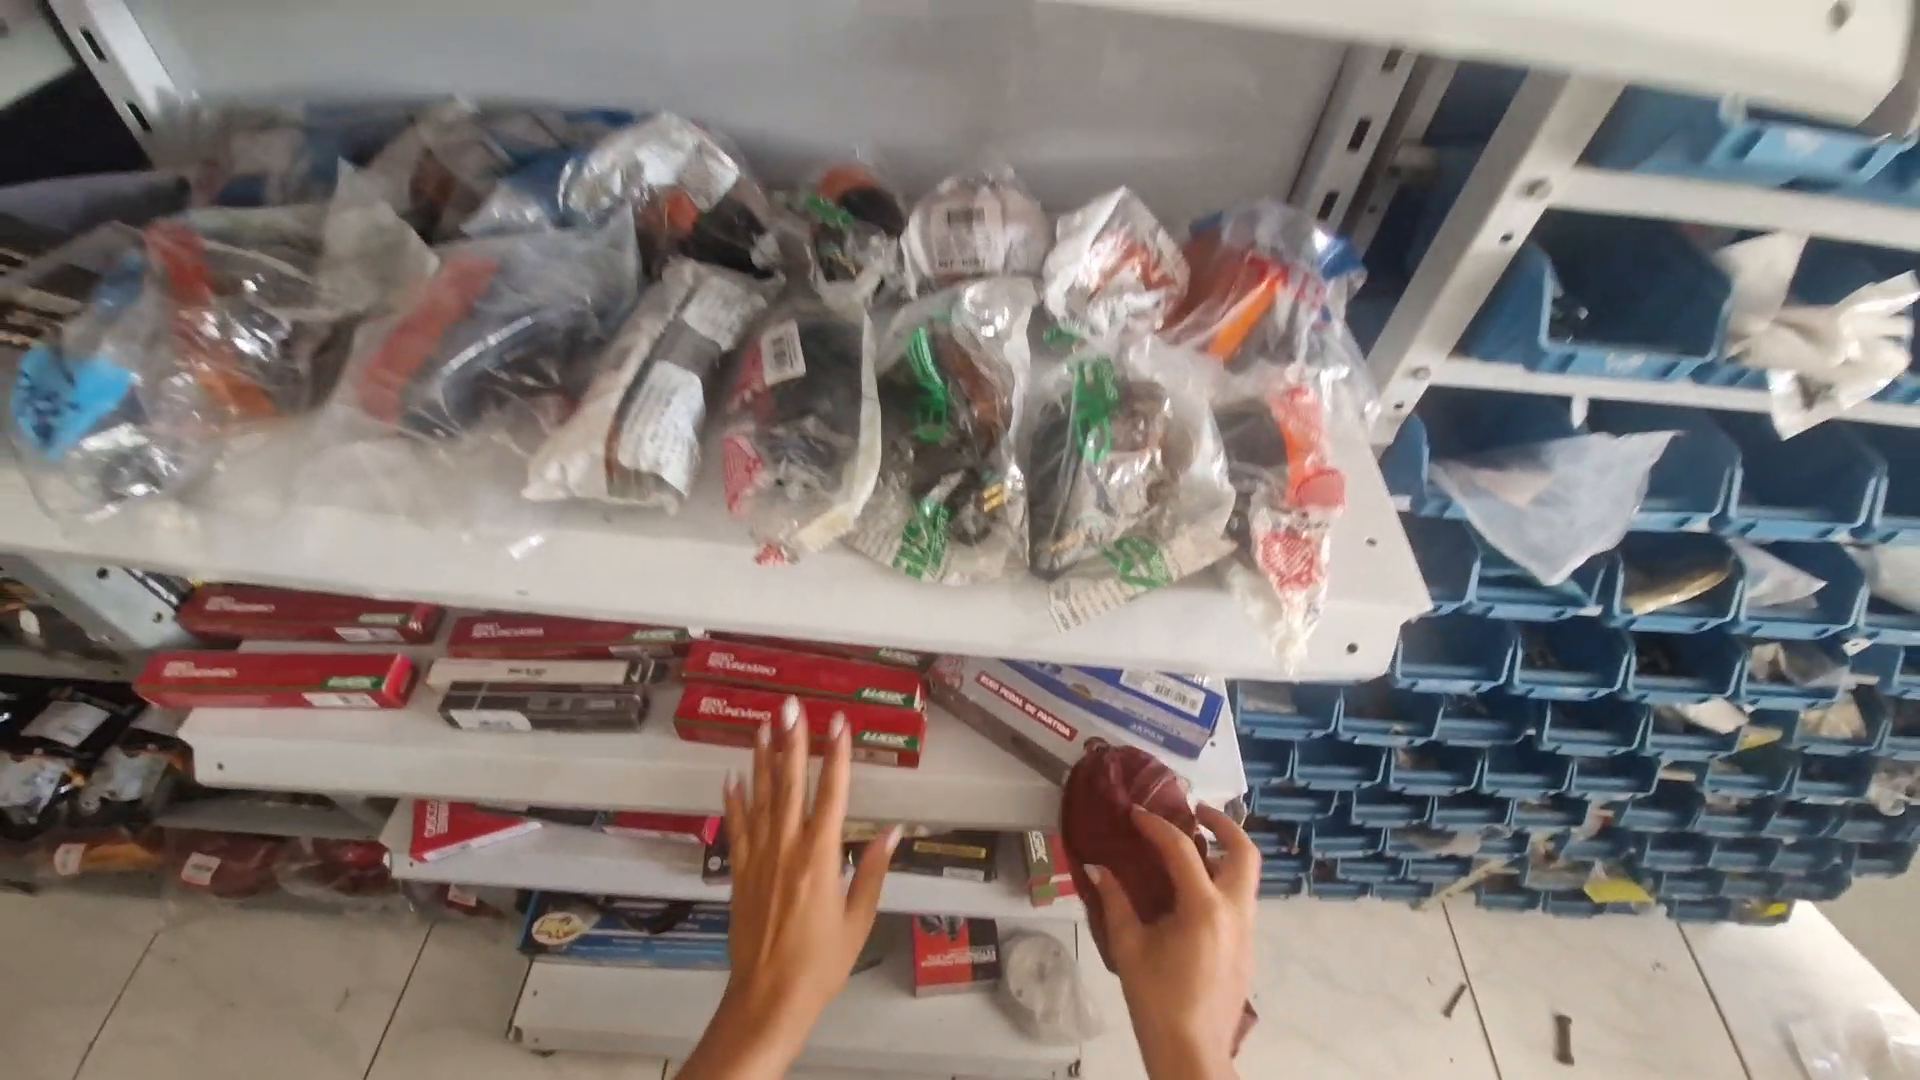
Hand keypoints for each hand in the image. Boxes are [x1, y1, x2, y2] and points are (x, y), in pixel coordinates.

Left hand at [677, 696, 898, 1079]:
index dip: (836, 755)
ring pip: (760, 797)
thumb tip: (894, 831)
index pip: (832, 794)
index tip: (839, 722)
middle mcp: (786, 847)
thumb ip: (872, 870)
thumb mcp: (858, 919)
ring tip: (763, 724)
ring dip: (762, 758)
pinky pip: (736, 827)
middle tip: (790, 705)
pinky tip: (732, 774)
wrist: (767, 999)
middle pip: (789, 784)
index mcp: (820, 857)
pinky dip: (734, 799)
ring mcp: (758, 857)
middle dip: (792, 741)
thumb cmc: (821, 962)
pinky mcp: (739, 871)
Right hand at [1083, 804, 1258, 1079]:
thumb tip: (1094, 868)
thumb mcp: (1128, 946)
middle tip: (1195, 812)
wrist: (1192, 1053)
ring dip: (1224, 853)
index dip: (1156, 825)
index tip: (1136, 812)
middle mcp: (1234, 912)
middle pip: (1245, 852)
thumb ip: (1114, 901)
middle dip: (1223, 824)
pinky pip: (1241, 900)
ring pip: (1247, 876)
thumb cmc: (1156, 999)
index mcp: (1204, 908)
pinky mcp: (1247, 948)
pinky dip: (1222, 880)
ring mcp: (1247, 931)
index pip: (1182, 849)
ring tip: (1192, 847)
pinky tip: (1192, 891)